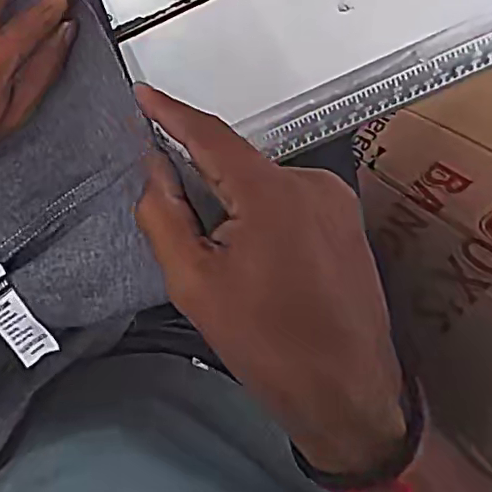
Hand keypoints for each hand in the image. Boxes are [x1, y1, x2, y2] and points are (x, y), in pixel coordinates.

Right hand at [133, 84, 406, 474]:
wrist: (348, 398)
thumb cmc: (267, 344)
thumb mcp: (192, 281)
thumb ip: (162, 213)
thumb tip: (154, 167)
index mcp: (270, 194)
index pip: (208, 134)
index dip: (169, 111)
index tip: (144, 93)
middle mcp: (310, 184)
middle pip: (232, 161)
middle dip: (197, 178)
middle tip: (177, 221)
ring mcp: (334, 201)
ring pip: (257, 181)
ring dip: (229, 201)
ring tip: (224, 259)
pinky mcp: (346, 219)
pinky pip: (284, 197)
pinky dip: (256, 212)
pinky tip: (253, 259)